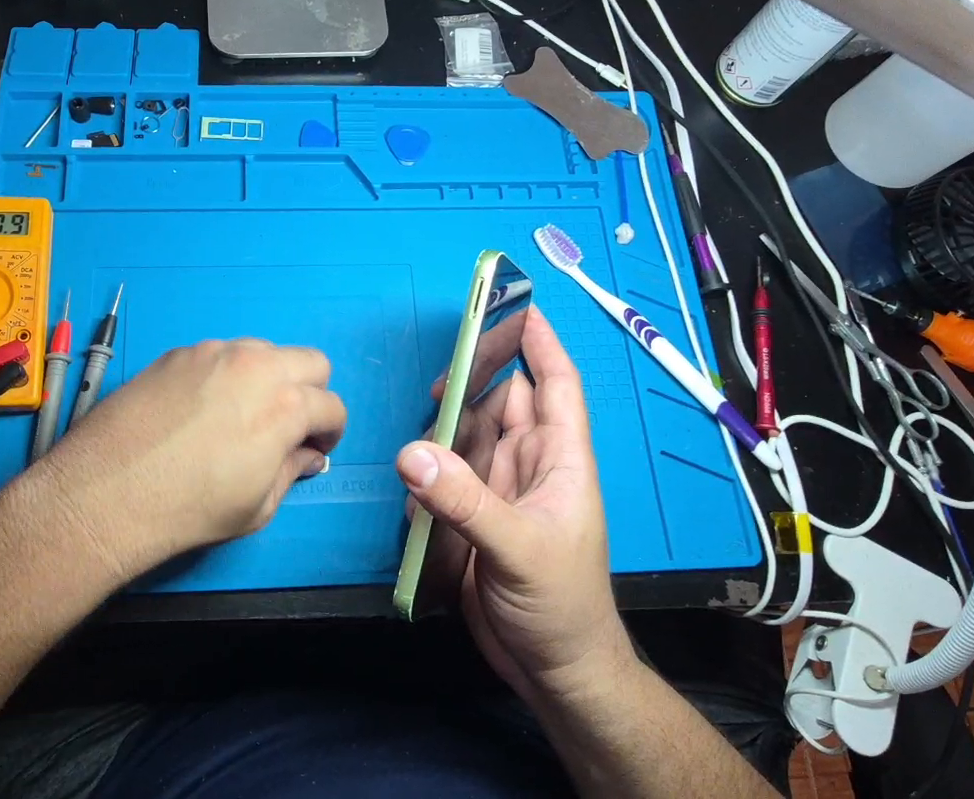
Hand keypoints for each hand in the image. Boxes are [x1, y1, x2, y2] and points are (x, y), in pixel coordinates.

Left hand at [41, 338, 345, 576]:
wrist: (107, 493)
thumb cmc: (190, 510)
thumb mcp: (257, 506)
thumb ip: (292, 471)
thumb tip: (309, 455)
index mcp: (287, 405)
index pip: (332, 406)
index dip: (330, 432)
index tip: (314, 448)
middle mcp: (256, 365)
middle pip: (310, 361)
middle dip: (310, 392)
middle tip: (288, 424)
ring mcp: (214, 352)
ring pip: (263, 350)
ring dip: (267, 377)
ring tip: (240, 413)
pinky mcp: (178, 352)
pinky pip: (219, 354)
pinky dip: (224, 375)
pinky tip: (198, 408)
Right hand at [396, 307, 633, 704]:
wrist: (552, 670)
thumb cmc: (561, 605)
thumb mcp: (518, 548)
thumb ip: (465, 501)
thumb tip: (412, 453)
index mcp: (561, 459)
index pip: (556, 385)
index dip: (539, 343)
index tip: (516, 304)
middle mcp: (531, 464)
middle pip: (502, 401)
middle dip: (474, 381)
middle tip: (436, 381)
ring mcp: (502, 489)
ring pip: (471, 434)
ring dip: (447, 426)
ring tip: (422, 428)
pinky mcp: (475, 514)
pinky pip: (450, 471)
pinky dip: (431, 464)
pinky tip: (416, 469)